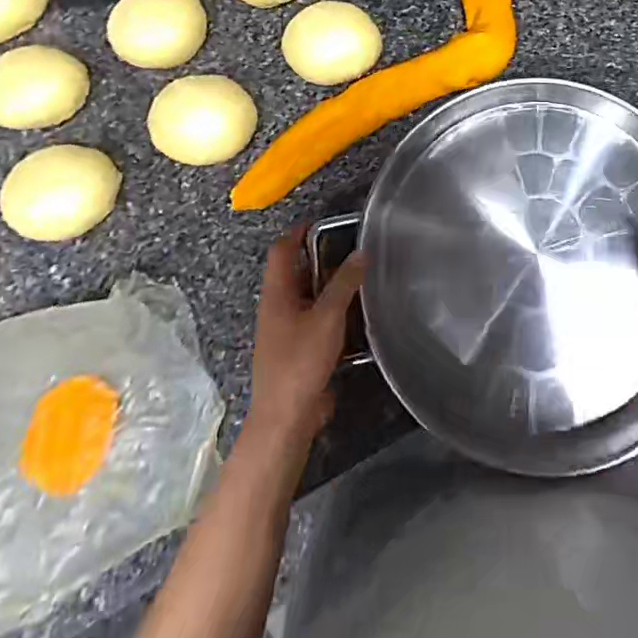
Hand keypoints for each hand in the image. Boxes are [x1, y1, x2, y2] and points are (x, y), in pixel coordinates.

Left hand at [248, 225, 362, 444]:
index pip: (282, 251)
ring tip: (361, 277)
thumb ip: (344, 284)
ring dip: (330, 287)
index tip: (324, 221)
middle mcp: (278, 307)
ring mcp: (287, 330)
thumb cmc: (301, 360)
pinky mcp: (299, 350)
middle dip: (321, 259)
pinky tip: (357, 315)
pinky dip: (334, 312)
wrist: (287, 416)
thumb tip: (360, 253)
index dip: (299, 232)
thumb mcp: (327, 316)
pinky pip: (316, 320)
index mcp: (276, 294)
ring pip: (308, 297)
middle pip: (296, 272)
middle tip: (353, 249)